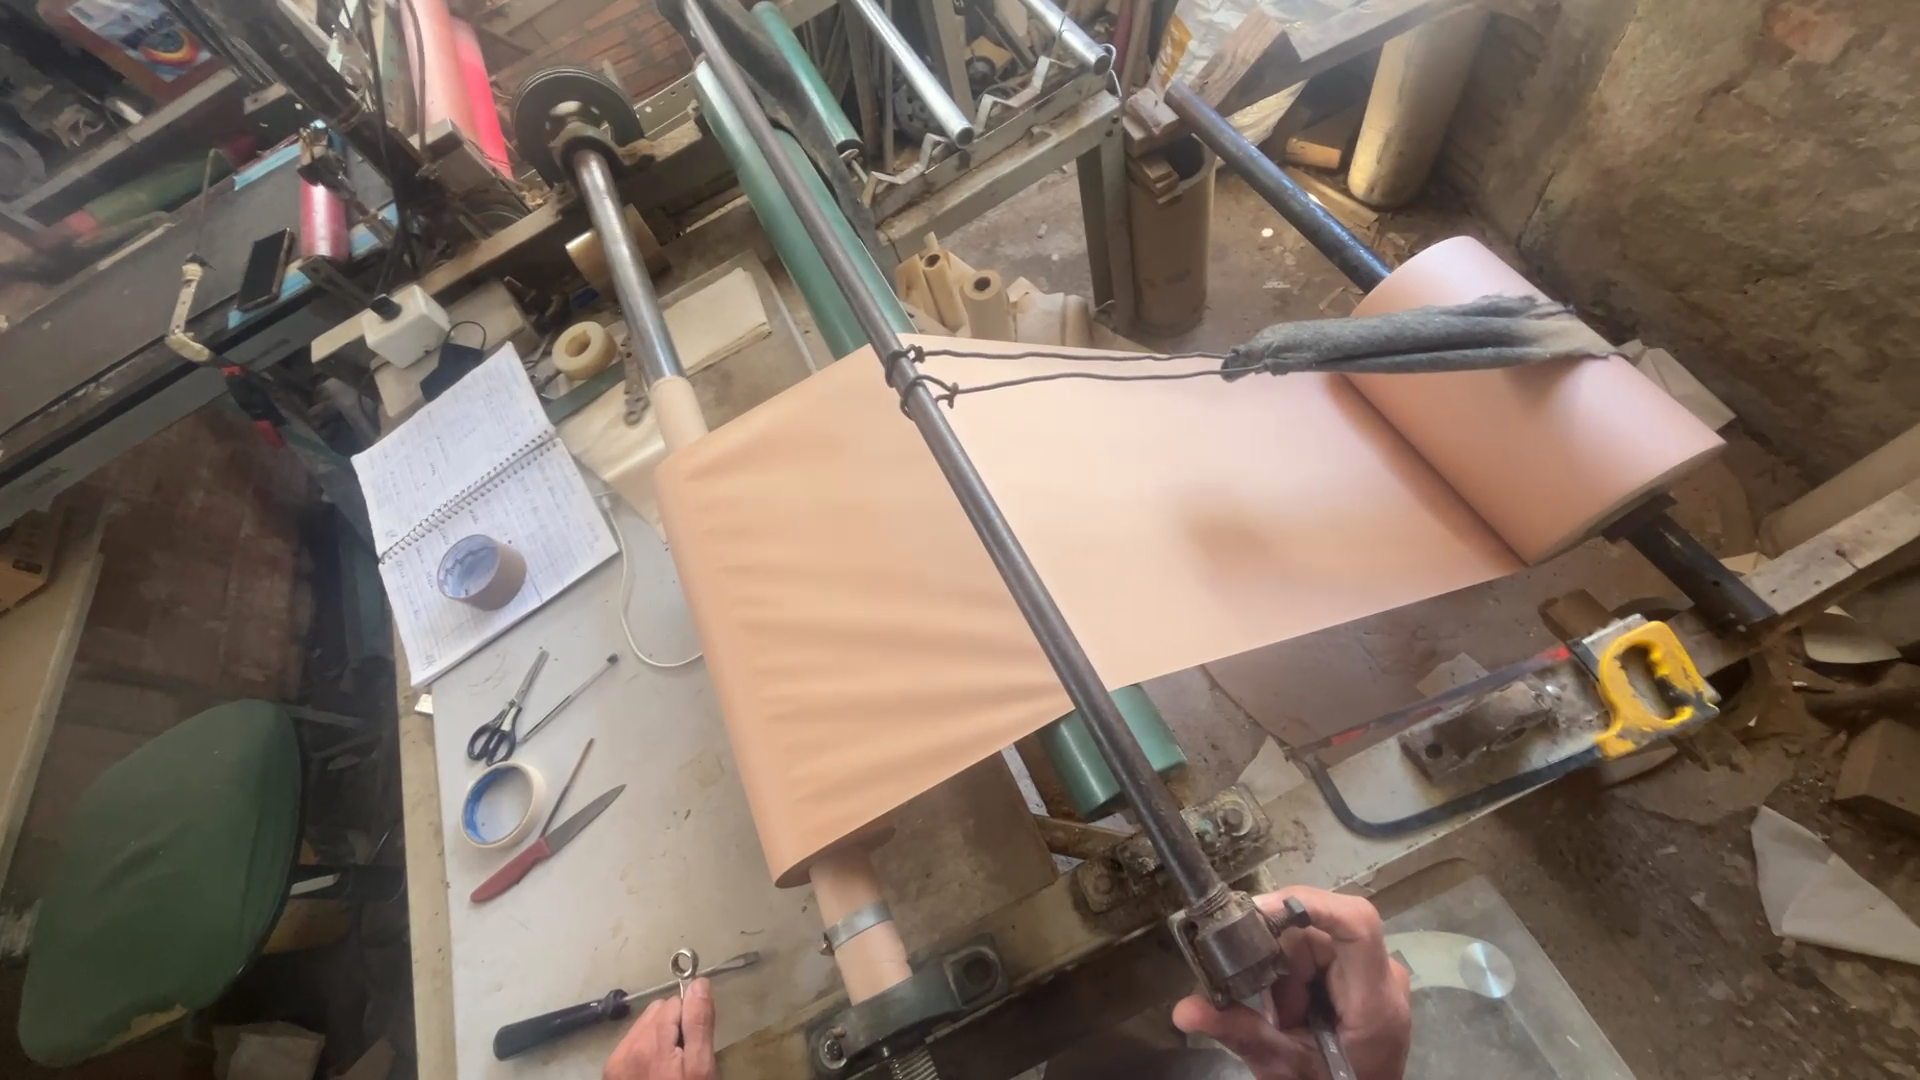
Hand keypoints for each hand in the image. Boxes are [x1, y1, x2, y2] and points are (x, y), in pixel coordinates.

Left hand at [604, 978, 714, 1079]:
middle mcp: (625, 1048)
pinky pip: (634, 1042)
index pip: (676, 1001)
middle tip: (684, 1058)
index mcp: (649, 1044)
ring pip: (647, 1025)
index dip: (691, 1020)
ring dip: (662, 1037)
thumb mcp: (700, 1069)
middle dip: (675, 1026)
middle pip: (659, 1010)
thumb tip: (698, 983)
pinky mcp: (611, 1074)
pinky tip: (656, 1073)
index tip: (694, 1046)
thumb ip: (699, 1024)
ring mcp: (615, 1063)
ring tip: (670, 1068)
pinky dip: (648, 1050)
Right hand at [1172, 888, 1409, 1079]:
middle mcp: (1384, 976)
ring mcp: (1377, 971)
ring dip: (1285, 968)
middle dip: (1279, 957)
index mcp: (1374, 1002)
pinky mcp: (1364, 968)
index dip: (1307, 903)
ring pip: (1311, 934)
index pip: (1356, 923)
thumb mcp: (1282, 1068)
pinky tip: (1294, 1004)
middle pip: (1317, 930)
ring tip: (1284, 1015)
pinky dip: (1294, 969)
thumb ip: (1238, 1032)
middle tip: (1268, 1005)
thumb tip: (1183, 1010)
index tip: (1256, 912)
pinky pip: (1318, 944)